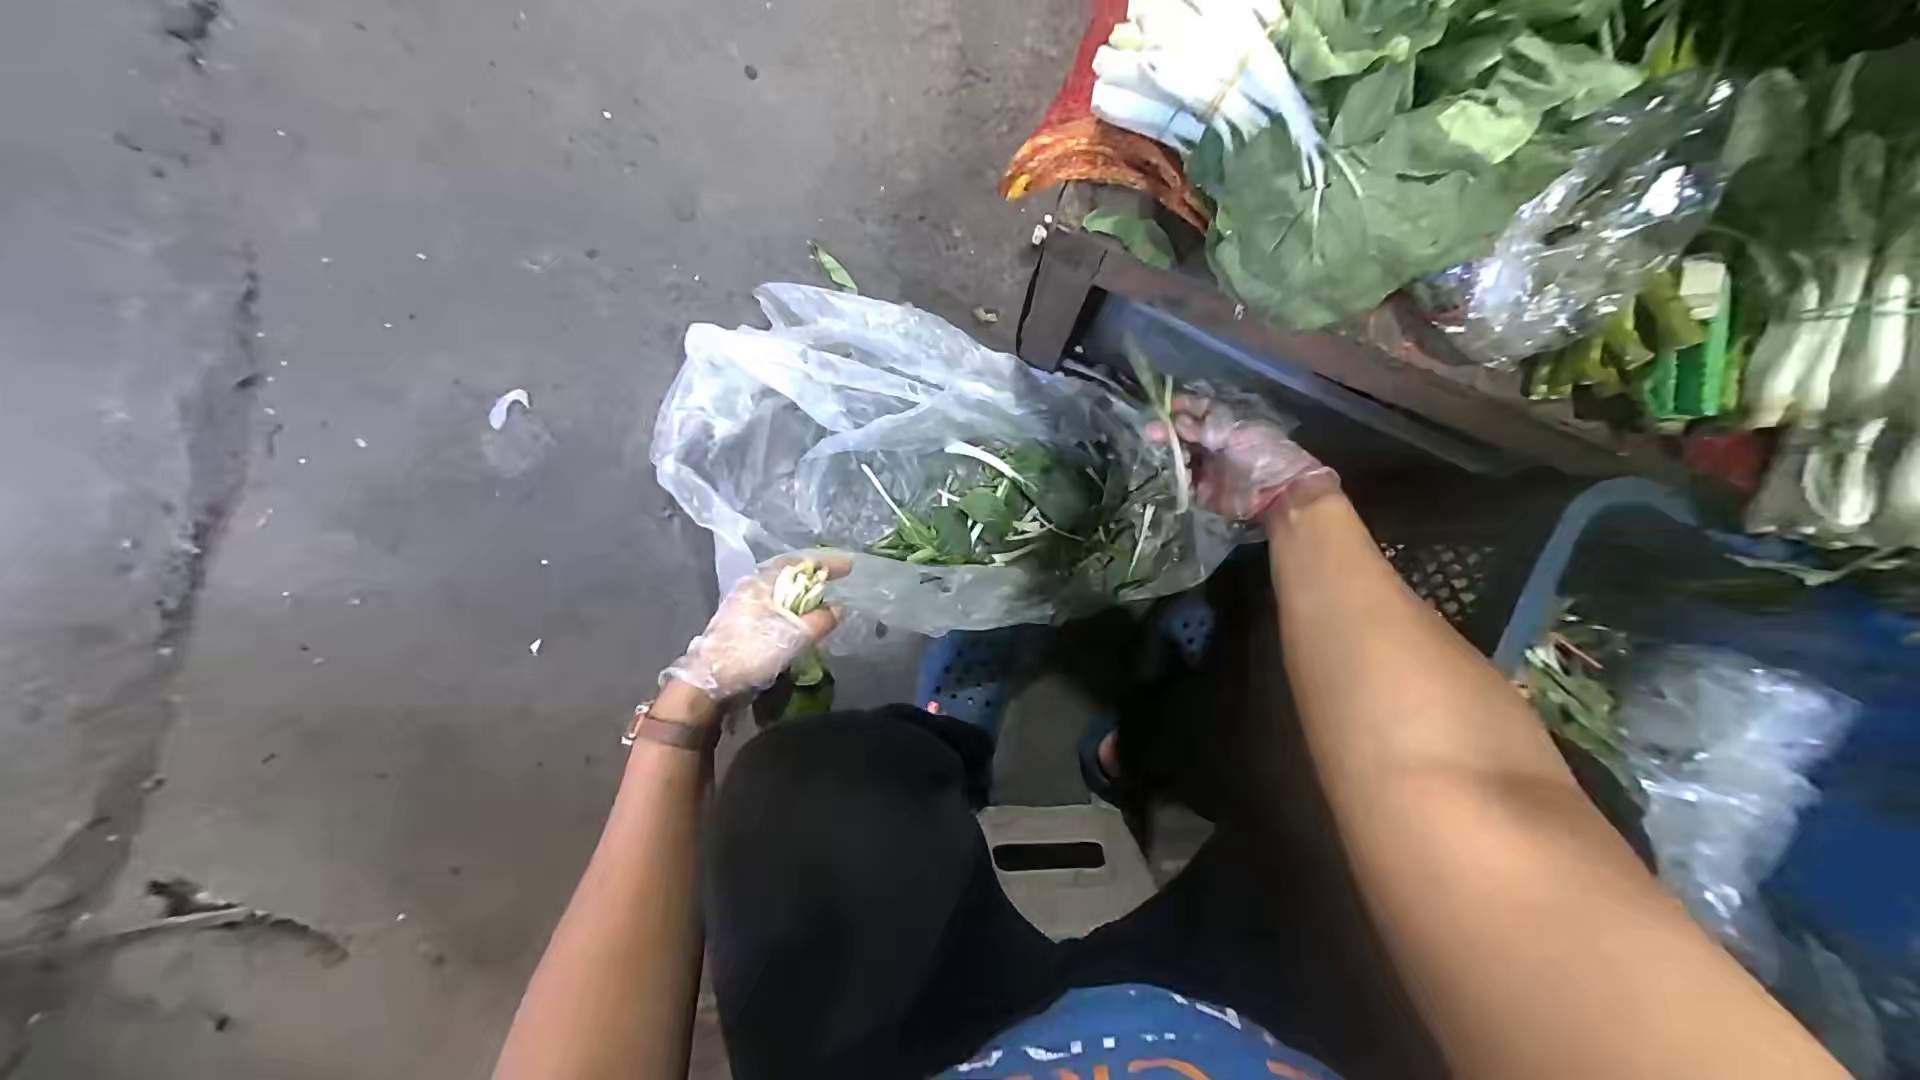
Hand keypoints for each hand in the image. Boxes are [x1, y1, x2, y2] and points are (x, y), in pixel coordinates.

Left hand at [662, 555, 845, 701]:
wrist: (710, 682)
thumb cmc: (753, 651)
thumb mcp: (794, 635)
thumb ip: (821, 620)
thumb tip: (838, 608)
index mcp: (762, 583)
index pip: (799, 562)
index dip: (826, 563)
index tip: (849, 566)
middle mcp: (751, 588)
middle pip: (789, 575)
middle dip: (814, 578)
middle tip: (836, 581)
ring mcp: (744, 606)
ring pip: (781, 593)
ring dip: (804, 595)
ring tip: (823, 601)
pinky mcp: (741, 625)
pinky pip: (775, 607)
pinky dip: (793, 609)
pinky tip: (801, 620)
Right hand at [1146, 395, 1337, 521]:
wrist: (1278, 493)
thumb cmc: (1261, 454)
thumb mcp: (1233, 433)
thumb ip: (1202, 428)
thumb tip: (1175, 421)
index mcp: (1227, 424)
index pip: (1200, 410)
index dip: (1182, 407)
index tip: (1163, 406)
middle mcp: (1215, 443)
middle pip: (1185, 434)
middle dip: (1168, 430)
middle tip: (1150, 431)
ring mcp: (1208, 467)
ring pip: (1181, 456)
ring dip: (1169, 452)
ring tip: (1156, 448)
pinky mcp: (1203, 490)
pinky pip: (1182, 480)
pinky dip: (1174, 474)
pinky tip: (1166, 467)